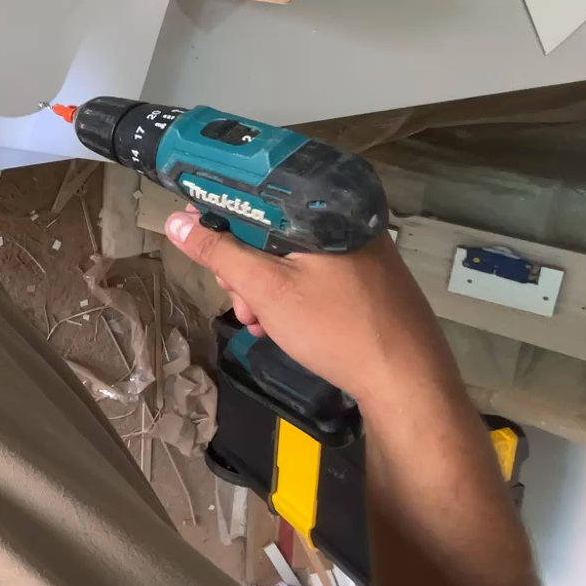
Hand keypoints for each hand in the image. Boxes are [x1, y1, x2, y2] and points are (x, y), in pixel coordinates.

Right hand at [163, 209, 460, 409]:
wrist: (410, 389)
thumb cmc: (337, 329)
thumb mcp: (265, 288)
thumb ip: (218, 252)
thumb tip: (175, 222)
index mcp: (328, 216)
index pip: (260, 197)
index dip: (221, 211)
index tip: (195, 229)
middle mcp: (348, 228)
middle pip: (272, 230)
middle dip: (242, 263)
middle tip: (233, 294)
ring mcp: (363, 258)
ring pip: (290, 257)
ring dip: (261, 285)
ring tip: (256, 319)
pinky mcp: (368, 285)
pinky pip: (314, 276)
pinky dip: (288, 295)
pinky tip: (278, 324)